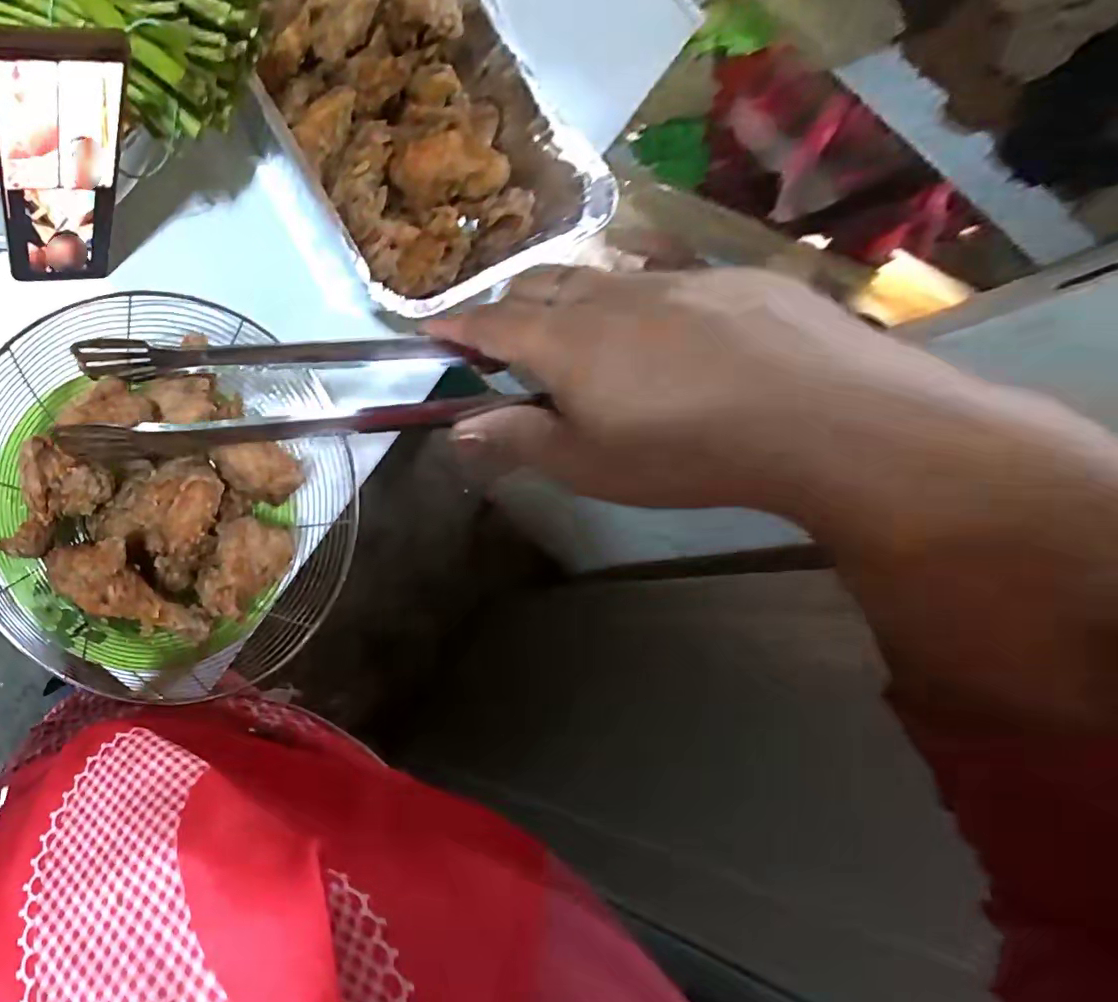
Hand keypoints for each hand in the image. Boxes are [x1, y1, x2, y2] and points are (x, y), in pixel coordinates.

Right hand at [425, 266, 983, 524]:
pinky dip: (630, 297)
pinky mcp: (734, 278)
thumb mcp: (585, 463)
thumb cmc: (686, 453)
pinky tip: (658, 333)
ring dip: (566, 298)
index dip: (454, 325)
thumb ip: (516, 437)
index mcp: (565, 342)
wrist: (837, 424)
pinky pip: (661, 275)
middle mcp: (611, 297)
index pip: (490, 323)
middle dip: (504, 306)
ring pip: (597, 274)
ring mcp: (676, 279)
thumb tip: (459, 427)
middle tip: (503, 343)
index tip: (428, 329)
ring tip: (575, 334)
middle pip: (536, 282)